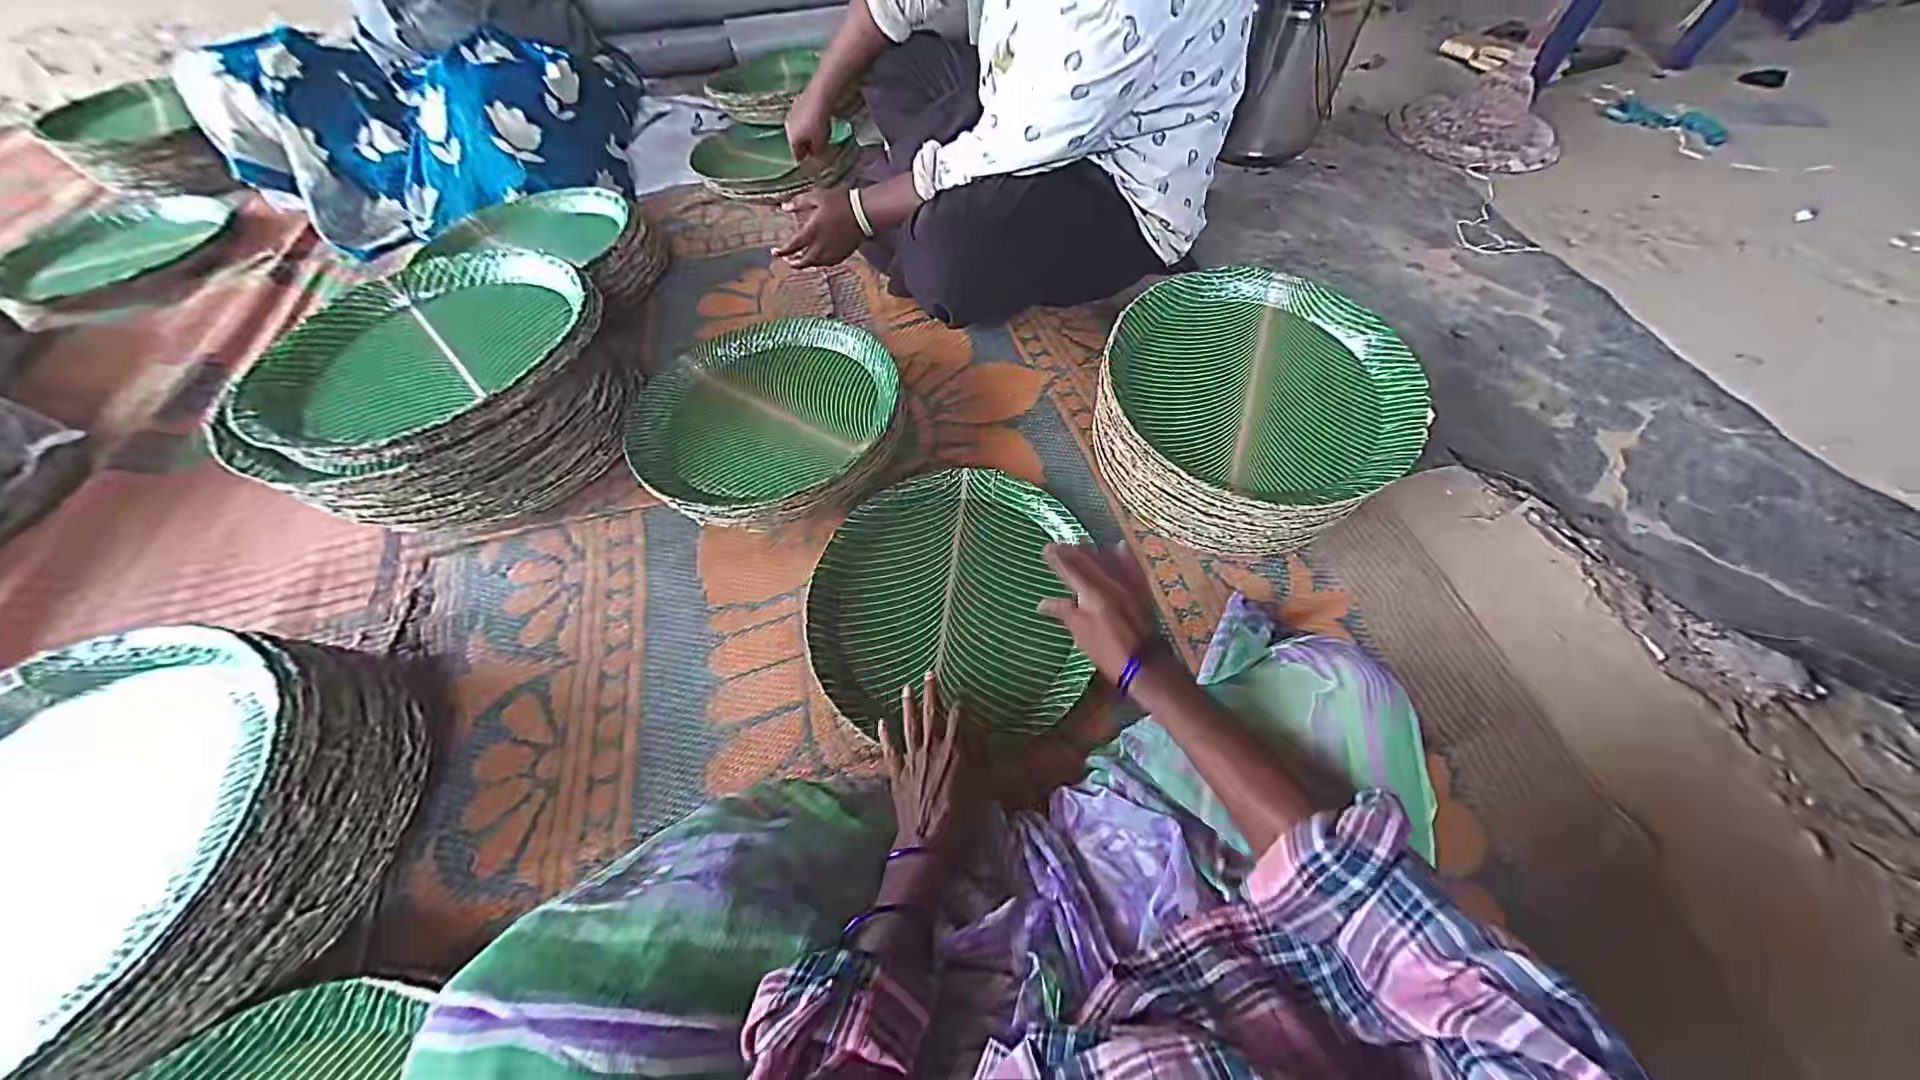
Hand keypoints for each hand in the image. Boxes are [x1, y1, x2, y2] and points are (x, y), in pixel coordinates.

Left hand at [771, 188, 863, 268]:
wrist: (861, 214)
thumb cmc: (838, 203)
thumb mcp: (816, 197)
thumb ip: (799, 203)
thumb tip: (784, 207)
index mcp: (811, 232)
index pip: (792, 246)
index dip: (782, 251)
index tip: (775, 252)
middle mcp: (819, 247)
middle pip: (803, 261)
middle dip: (794, 262)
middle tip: (788, 261)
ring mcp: (831, 253)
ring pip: (815, 264)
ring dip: (806, 264)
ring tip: (801, 261)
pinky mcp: (840, 256)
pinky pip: (826, 264)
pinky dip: (819, 263)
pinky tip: (817, 260)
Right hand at [784, 91, 831, 163]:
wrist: (818, 97)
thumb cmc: (818, 125)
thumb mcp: (820, 144)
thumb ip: (817, 153)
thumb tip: (815, 155)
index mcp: (792, 140)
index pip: (797, 155)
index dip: (806, 159)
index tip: (815, 158)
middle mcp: (787, 128)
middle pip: (797, 142)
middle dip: (806, 146)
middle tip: (819, 146)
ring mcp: (791, 114)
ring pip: (799, 129)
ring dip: (807, 133)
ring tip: (820, 133)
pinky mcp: (796, 104)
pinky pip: (802, 118)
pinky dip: (808, 122)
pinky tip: (818, 119)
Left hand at [883, 672, 970, 853]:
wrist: (926, 844)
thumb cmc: (960, 820)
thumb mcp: (980, 788)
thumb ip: (979, 758)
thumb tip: (982, 734)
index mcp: (954, 752)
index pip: (957, 720)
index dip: (959, 705)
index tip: (960, 690)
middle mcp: (931, 750)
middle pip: (931, 716)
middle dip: (931, 694)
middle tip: (929, 673)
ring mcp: (911, 761)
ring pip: (909, 727)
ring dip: (908, 706)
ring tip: (907, 687)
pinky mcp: (896, 774)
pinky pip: (889, 750)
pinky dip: (885, 735)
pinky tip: (882, 721)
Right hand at [1038, 542, 1158, 682]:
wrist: (1143, 662)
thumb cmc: (1107, 650)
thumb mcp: (1080, 633)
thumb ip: (1064, 612)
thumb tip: (1042, 603)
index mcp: (1091, 593)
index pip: (1070, 569)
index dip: (1057, 558)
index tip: (1046, 548)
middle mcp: (1109, 583)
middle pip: (1088, 560)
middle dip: (1072, 550)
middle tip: (1059, 544)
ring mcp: (1127, 584)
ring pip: (1109, 559)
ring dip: (1093, 550)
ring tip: (1081, 543)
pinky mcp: (1141, 590)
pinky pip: (1133, 566)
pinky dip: (1124, 555)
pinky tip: (1120, 546)